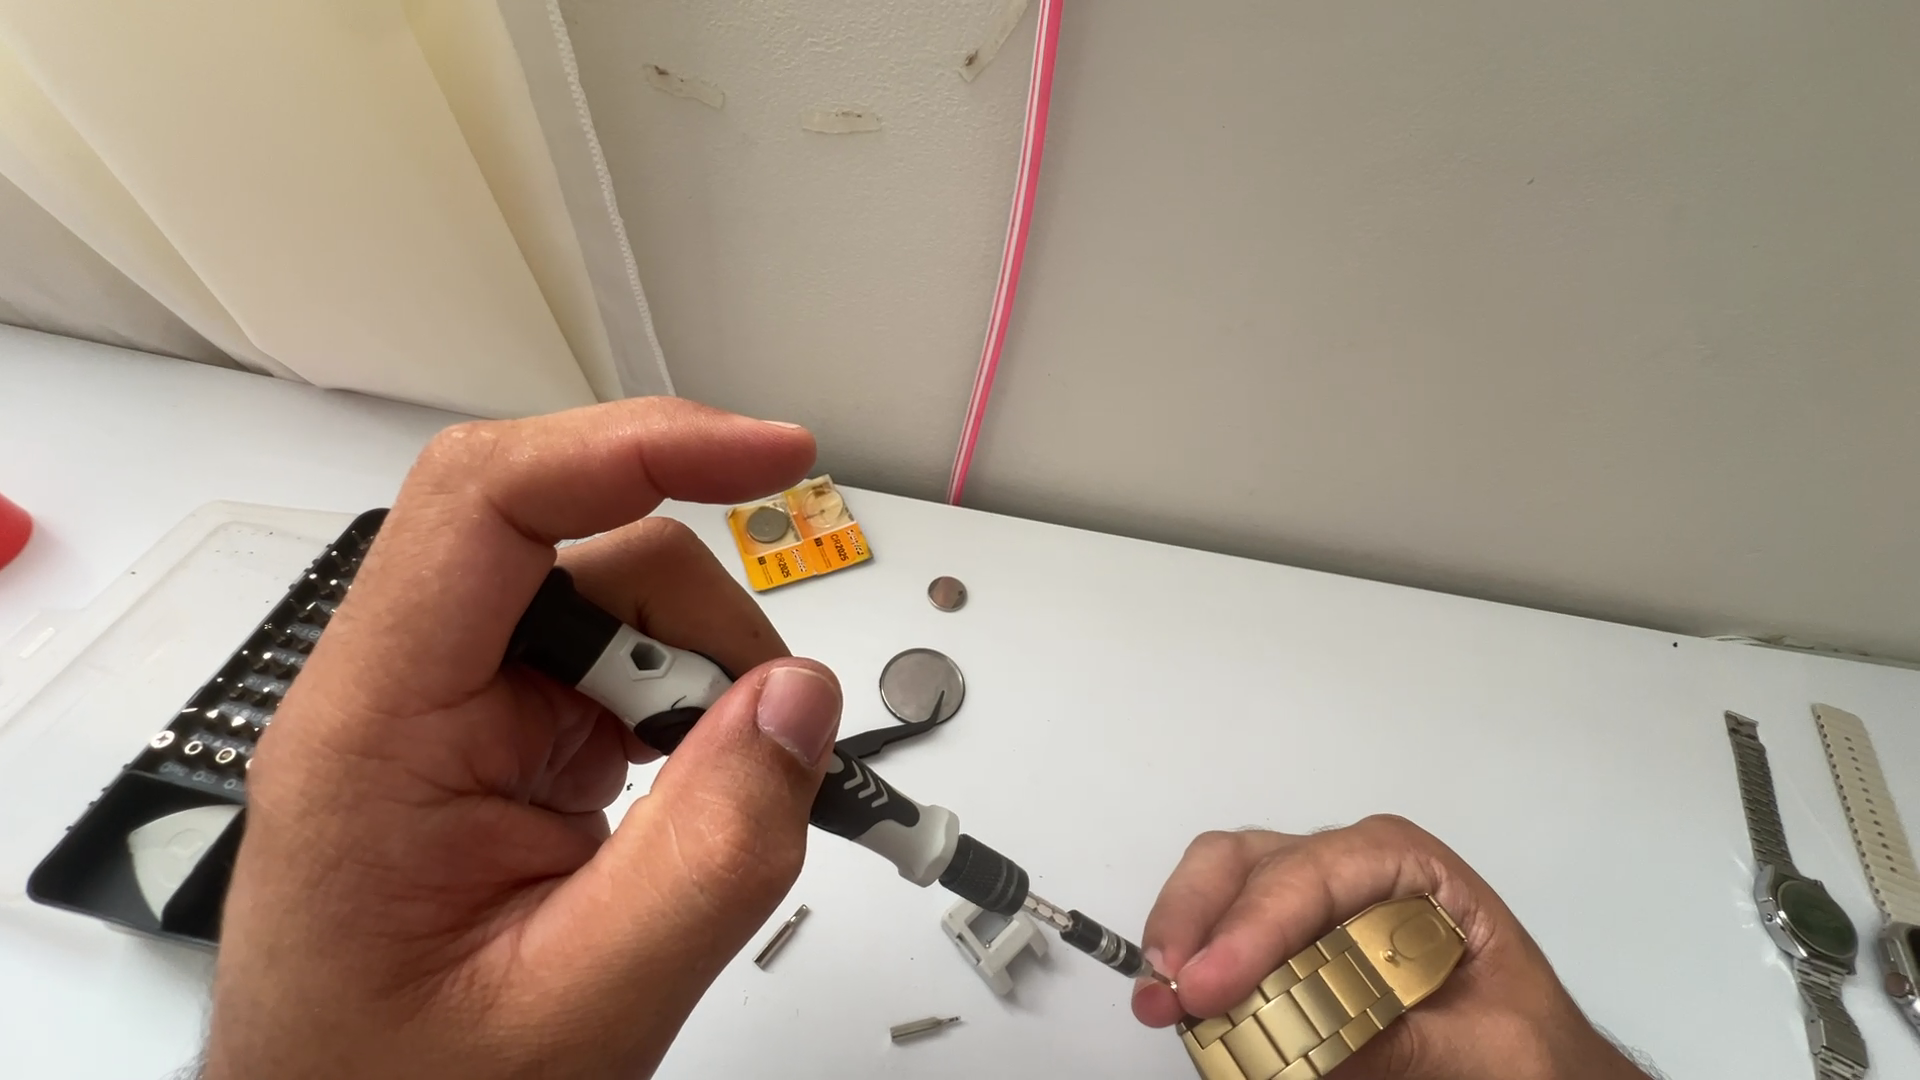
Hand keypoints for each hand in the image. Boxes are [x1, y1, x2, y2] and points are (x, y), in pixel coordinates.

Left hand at [205, 400, 840, 1078]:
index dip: (643, 448)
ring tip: (725, 791)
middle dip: (709, 625)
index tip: (777, 458)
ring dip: (717, 673)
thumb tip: (802, 694)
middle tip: (762, 741)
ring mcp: (478, 696)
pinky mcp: (528, 719)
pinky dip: (706, 699)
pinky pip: (643, 655)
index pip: (493, 503)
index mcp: (382, 725)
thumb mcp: (587, 1005)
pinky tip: (701, 776)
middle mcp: (421, 681)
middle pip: (597, 548)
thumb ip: (712, 852)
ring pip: (638, 598)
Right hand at [1132, 817, 1649, 1079]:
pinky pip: (1220, 912)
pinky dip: (1190, 948)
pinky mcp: (1285, 923)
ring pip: (1219, 872)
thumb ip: (1408, 1047)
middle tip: (1166, 990)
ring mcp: (1308, 886)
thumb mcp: (1494, 1055)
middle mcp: (1344, 858)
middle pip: (1247, 860)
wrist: (1540, 1060)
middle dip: (1195, 918)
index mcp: (1401, 864)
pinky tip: (1177, 991)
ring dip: (1180, 929)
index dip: (1253, 927)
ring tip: (1157, 996)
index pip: (1311, 875)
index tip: (1210, 990)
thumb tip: (1306, 1048)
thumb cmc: (1533, 1048)